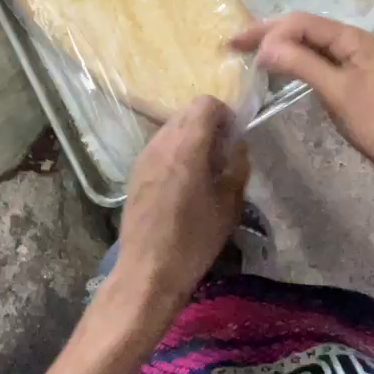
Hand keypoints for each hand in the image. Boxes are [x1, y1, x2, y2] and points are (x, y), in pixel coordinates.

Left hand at [113, 96, 250, 306]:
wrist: (148, 270)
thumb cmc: (194, 240)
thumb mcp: (229, 206)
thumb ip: (237, 166)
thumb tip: (237, 144)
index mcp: (187, 145)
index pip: (206, 103)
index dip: (224, 115)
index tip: (233, 139)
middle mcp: (162, 141)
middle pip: (188, 111)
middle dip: (208, 124)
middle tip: (221, 154)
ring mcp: (145, 154)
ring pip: (172, 126)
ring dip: (191, 136)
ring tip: (203, 169)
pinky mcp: (135, 169)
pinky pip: (160, 144)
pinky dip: (175, 150)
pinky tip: (183, 181)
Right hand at [232, 12, 373, 175]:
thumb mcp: (335, 91)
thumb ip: (301, 64)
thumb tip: (264, 47)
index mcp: (349, 37)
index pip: (301, 22)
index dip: (270, 31)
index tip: (242, 47)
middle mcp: (348, 39)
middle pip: (301, 27)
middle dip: (268, 33)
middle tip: (234, 42)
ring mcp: (348, 56)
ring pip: (305, 41)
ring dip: (277, 44)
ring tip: (247, 50)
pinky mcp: (346, 73)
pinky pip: (312, 56)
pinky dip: (290, 57)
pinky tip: (275, 64)